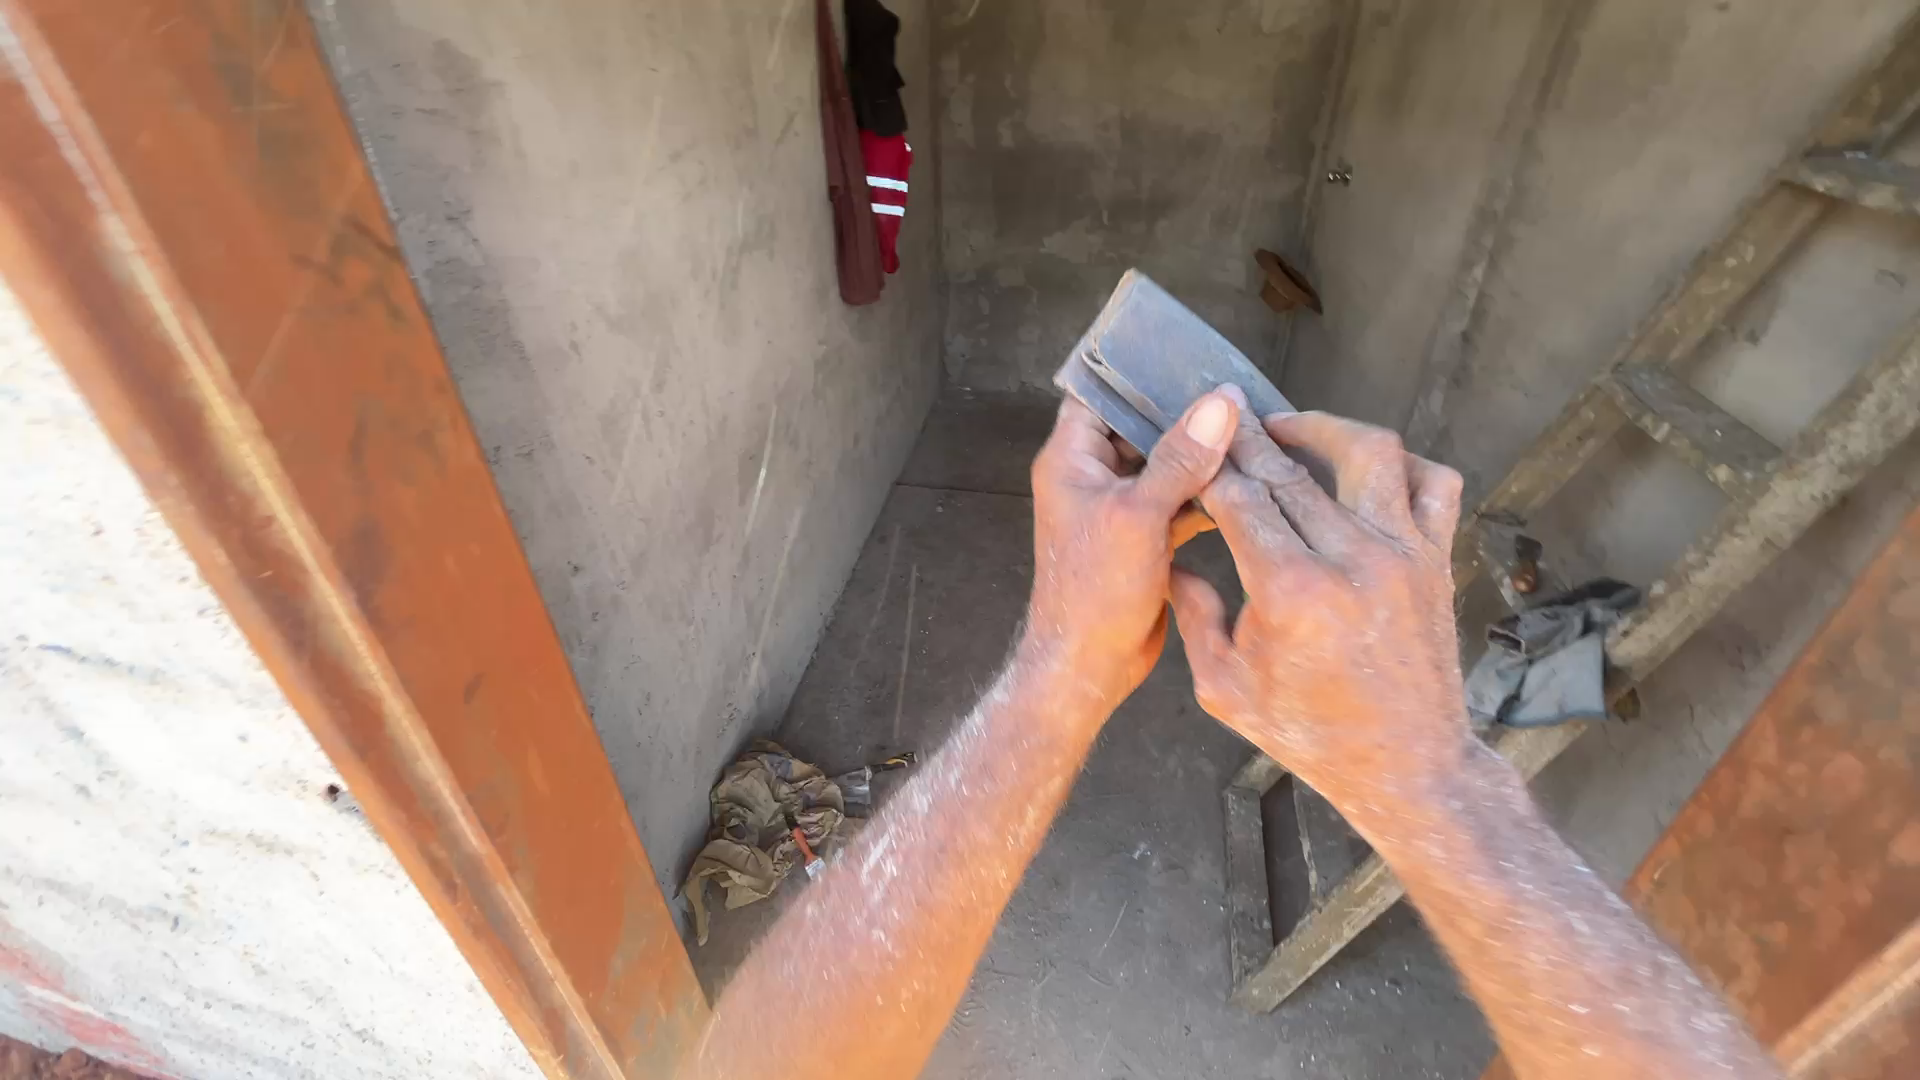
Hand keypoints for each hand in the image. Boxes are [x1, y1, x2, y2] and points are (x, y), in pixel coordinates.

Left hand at [1024, 389, 1239, 707]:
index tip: (1184, 353)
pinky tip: (1249, 482)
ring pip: (1164, 465)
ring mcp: (1120, 507)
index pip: (1097, 397)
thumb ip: (1179, 458)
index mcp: (1071, 460)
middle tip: (1239, 391)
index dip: (1134, 374)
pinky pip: (1177, 500)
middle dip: (1184, 414)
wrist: (1089, 663)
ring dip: (1202, 455)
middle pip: (1139, 428)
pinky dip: (1206, 493)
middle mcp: (1092, 476)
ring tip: (1255, 430)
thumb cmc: (1095, 588)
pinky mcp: (1144, 535)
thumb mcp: (1138, 515)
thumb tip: (1221, 402)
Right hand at [1167, 409, 1469, 813]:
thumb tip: (1172, 563)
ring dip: (1322, 429)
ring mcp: (1404, 553)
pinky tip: (1364, 467)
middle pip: (1290, 469)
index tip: (1188, 448)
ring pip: (1369, 453)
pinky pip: (1433, 483)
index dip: (1208, 468)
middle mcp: (1351, 558)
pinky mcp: (1435, 560)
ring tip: (1286, 428)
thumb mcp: (1222, 686)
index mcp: (1289, 591)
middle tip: (1221, 419)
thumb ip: (1192, 615)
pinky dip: (1401, 462)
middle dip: (1247, 439)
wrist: (1404, 766)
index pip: (1238, 500)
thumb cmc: (1305, 731)